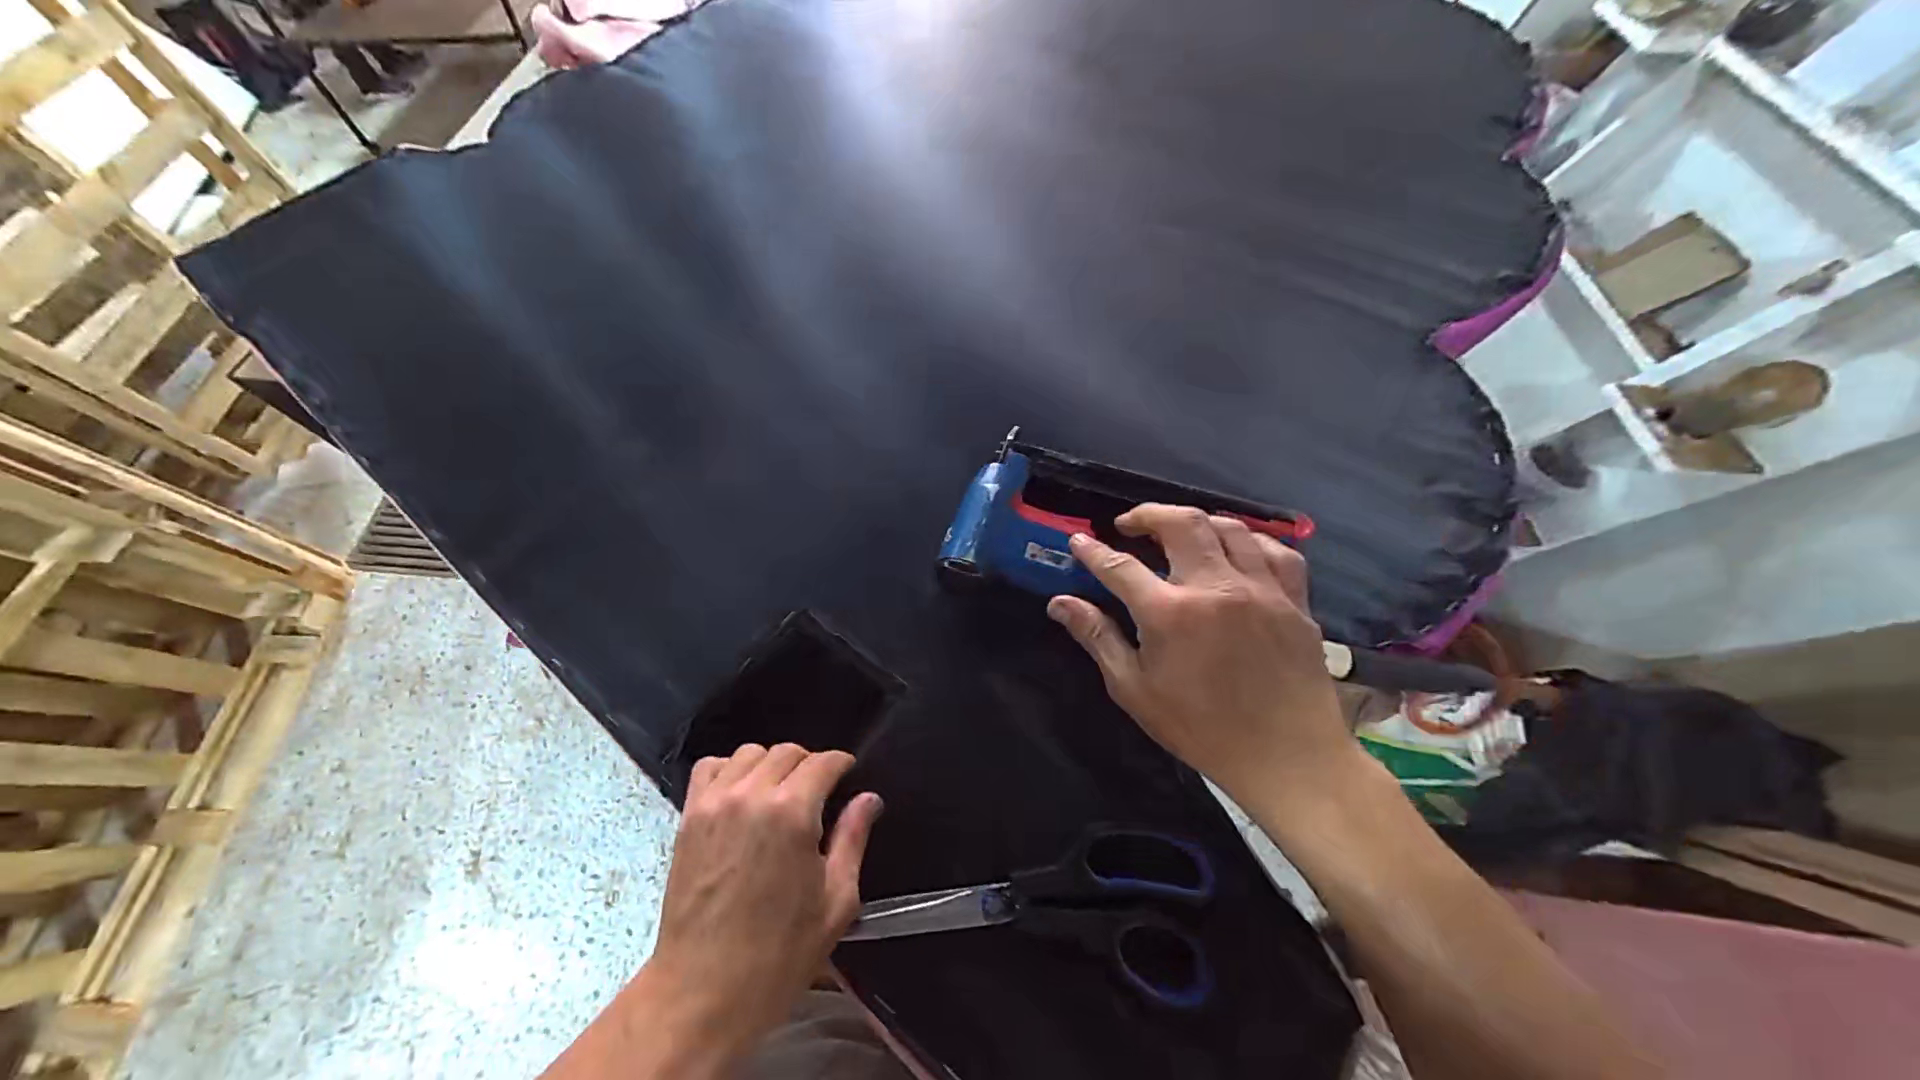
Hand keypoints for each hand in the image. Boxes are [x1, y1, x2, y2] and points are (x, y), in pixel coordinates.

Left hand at [646, 744, 883, 1066]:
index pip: (823, 762)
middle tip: (820, 793)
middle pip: (787, 751)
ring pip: (750, 753)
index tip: (849, 774)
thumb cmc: (778, 954)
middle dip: (810, 764)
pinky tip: (741, 794)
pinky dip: (730, 770)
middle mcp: (751, 796)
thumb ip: (853, 840)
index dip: (842, 764)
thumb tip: (869, 800)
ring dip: (772, 764)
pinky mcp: (688, 818)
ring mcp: (714, 804)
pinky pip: (709, 768)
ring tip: (781, 794)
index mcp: (792, 813)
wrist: (702, 991)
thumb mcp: (835, 902)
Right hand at [1046, 503, 1354, 805]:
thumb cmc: (1200, 728)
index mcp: (1170, 612)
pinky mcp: (1294, 600)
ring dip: (1195, 522)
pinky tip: (1237, 550)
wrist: (1285, 756)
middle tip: (1129, 525)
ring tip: (1178, 533)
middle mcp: (1216, 587)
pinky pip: (1275, 551)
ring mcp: (1261, 589)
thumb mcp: (1134, 690)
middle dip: (1147, 515)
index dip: (1092, 550)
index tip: (1079, 540)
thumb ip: (1097, 638)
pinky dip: (1250, 541)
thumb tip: (1060, 603)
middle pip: (1180, 523)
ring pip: (1228, 527)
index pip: (1119, 566)